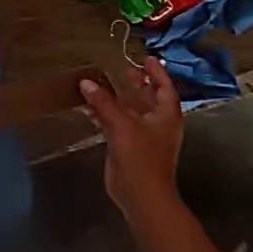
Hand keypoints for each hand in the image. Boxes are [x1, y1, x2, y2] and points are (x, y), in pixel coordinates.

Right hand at [80, 59, 183, 210]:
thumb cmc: (140, 156)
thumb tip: (86, 83)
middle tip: (126, 70)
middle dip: (139, 85)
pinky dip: (107, 114)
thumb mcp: (122, 124)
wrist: (141, 193)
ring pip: (132, 112)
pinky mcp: (129, 147)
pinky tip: (91, 109)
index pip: (165, 88)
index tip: (147, 59)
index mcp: (166, 116)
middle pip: (150, 99)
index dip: (157, 73)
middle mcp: (158, 124)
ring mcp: (144, 137)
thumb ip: (103, 103)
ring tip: (104, 84)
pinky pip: (118, 124)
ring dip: (120, 99)